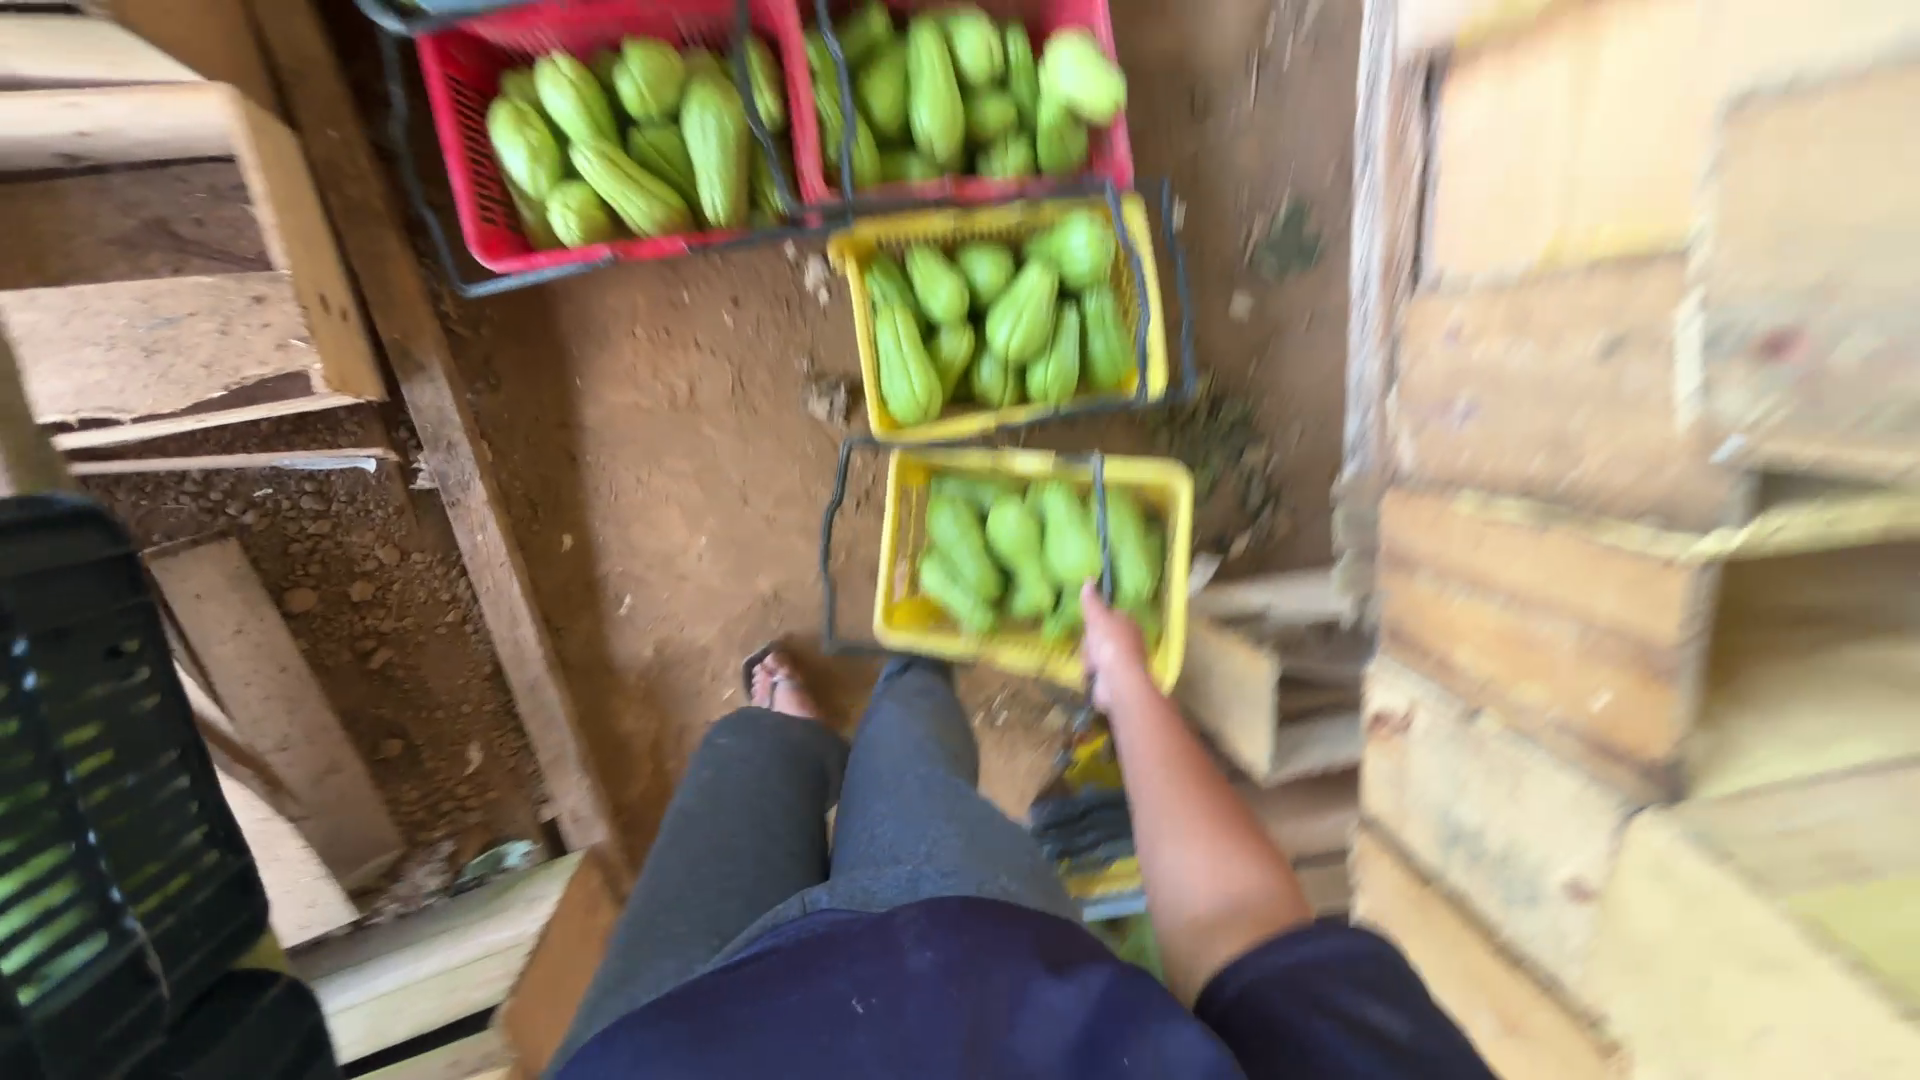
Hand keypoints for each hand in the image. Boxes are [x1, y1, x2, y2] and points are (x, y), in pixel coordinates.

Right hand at [1079, 582, 1153, 712]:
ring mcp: (1124, 660)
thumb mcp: (1097, 617)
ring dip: (1089, 657)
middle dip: (1091, 640)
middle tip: (1088, 643)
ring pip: (1098, 653)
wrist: (1118, 679)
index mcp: (1129, 623)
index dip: (1098, 618)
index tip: (1088, 622)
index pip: (1111, 615)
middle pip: (1102, 635)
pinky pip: (1098, 670)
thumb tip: (1088, 579)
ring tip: (1090, 661)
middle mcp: (1130, 640)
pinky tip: (1091, 673)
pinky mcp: (1117, 677)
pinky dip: (1093, 671)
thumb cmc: (1110, 644)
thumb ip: (1092, 601)